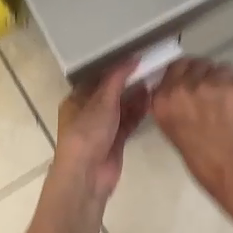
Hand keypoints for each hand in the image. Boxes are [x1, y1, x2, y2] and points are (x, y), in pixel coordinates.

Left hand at [54, 61, 141, 202]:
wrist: (87, 174)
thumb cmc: (88, 132)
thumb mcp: (102, 101)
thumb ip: (117, 78)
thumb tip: (133, 57)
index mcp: (77, 99)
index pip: (97, 78)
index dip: (115, 68)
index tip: (135, 57)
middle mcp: (88, 112)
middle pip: (111, 93)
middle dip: (128, 82)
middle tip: (150, 68)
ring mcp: (102, 128)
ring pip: (121, 107)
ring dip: (136, 96)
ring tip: (155, 81)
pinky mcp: (116, 140)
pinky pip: (129, 122)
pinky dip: (139, 112)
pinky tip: (152, 100)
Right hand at [150, 59, 232, 210]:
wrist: (231, 168)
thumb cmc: (201, 155)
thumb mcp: (171, 127)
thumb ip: (171, 102)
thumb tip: (178, 84)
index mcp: (162, 100)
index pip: (172, 68)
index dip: (184, 73)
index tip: (191, 81)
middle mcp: (180, 87)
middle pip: (192, 63)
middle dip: (201, 72)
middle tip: (210, 88)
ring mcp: (206, 84)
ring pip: (213, 66)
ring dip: (218, 77)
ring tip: (224, 97)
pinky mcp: (229, 84)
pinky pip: (230, 72)